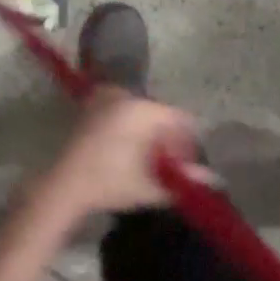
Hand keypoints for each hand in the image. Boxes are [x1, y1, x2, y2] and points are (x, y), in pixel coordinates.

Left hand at [42, 87, 206, 215]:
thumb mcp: (152, 185)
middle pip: (161, 113)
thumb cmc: (111, 182)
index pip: (181, 118)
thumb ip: (186, 180)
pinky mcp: (90, 105)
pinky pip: (122, 112)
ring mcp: (104, 97)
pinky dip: (130, 128)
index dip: (187, 142)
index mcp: (142, 109)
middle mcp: (124, 95)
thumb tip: (214, 179)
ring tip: (145, 163)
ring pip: (141, 113)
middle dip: (167, 138)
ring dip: (148, 134)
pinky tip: (126, 154)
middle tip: (165, 165)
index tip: (182, 165)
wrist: (65, 184)